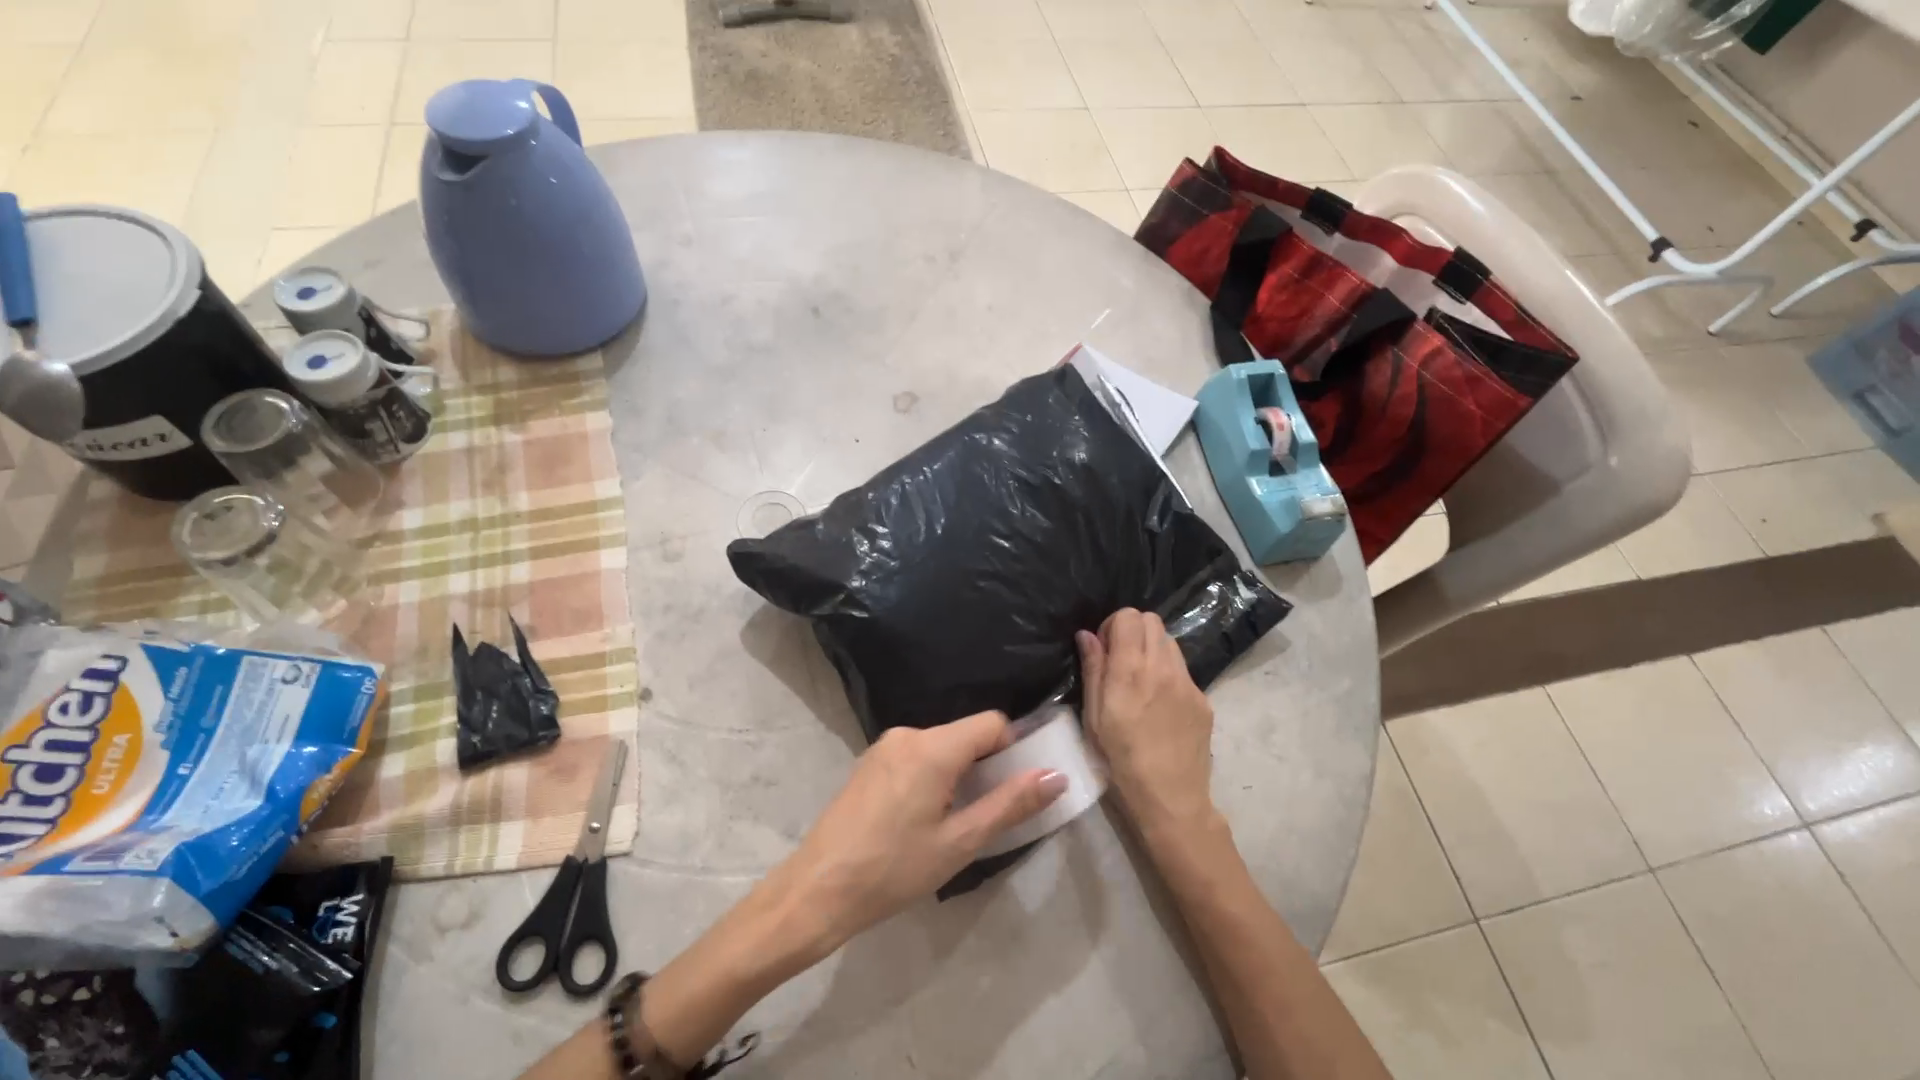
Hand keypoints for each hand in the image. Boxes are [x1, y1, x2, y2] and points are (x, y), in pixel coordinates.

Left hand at [767, 712, 1066, 954]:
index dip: (1015, 750)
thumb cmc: (894, 869)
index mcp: (932, 747)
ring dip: (960, 776)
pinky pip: (917, 758)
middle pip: (966, 735)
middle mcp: (907, 735)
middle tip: (993, 815)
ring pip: (942, 748)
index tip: (1021, 787)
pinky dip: (933, 779)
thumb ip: (1010, 804)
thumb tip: (1056, 776)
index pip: (992, 723)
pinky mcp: (868, 765)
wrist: (819, 890)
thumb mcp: (960, 842)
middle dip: (988, 767)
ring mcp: (883, 748)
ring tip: (957, 825)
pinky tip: (924, 821)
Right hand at [1077, 609, 1217, 837]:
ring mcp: (1188, 683)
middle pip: (1153, 621)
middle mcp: (1163, 668)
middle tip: (1120, 661)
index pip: (1129, 616)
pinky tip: (1160, 706)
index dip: (1112, 625)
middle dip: (1133, 631)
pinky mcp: (1204, 700)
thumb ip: (1093, 671)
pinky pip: (1184, 670)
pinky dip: (1168, 674)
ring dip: (1152, 650)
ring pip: (1170, 643)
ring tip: (1141, 682)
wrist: (1170, 798)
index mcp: (1130, 670)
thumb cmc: (1120, 761)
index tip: (1104, 649)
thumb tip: (1088, 635)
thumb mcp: (1093, 718)